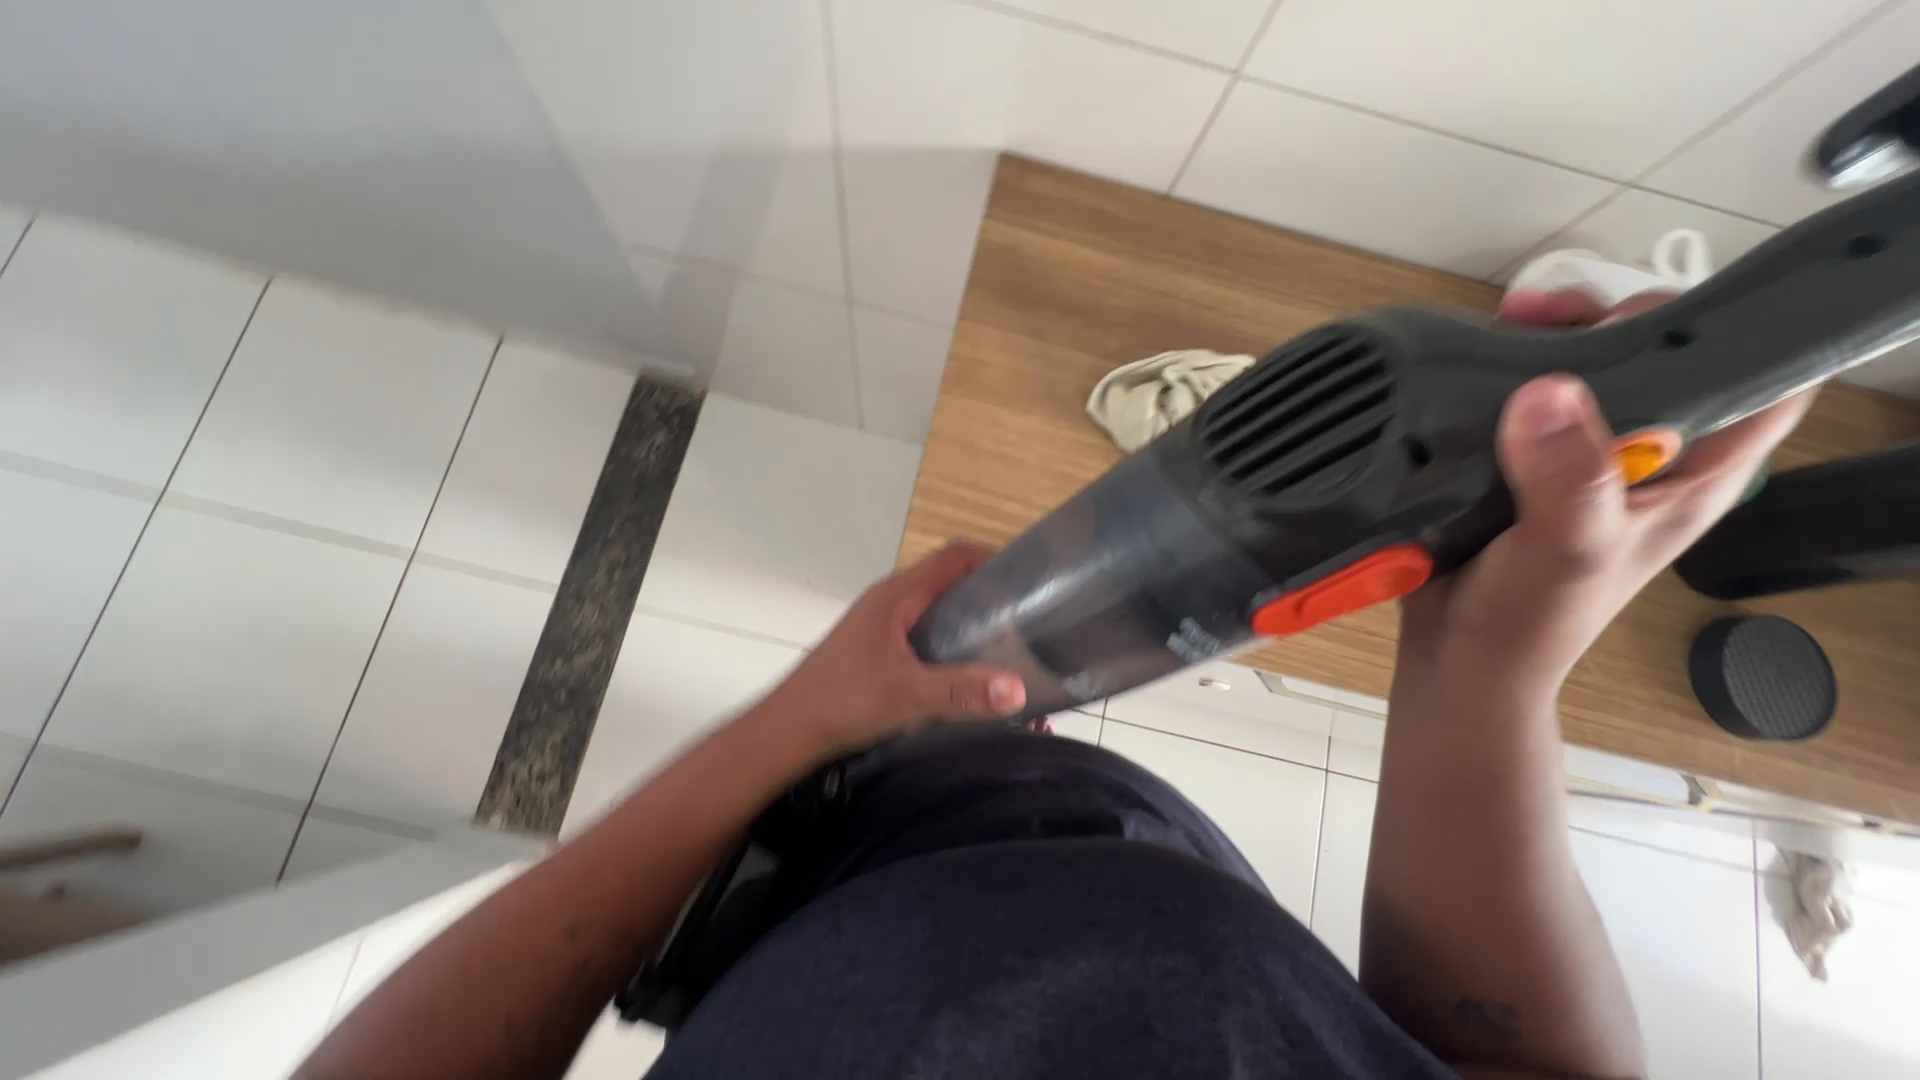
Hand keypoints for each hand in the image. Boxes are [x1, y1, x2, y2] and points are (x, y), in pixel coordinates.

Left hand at [748, 541, 1027, 757]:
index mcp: (896, 595)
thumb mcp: (908, 696)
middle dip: (986, 592)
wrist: (787, 729)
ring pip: (933, 607)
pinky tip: (963, 669)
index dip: (990, 558)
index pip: (952, 557)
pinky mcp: (874, 646)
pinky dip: (947, 638)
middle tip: (1024, 618)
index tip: (1028, 579)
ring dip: (966, 617)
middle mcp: (888, 599)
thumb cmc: (843, 702)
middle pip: (945, 580)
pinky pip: (921, 629)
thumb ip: (963, 692)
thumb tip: (1019, 689)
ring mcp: (879, 622)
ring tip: (1004, 643)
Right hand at [1395, 288, 1815, 700]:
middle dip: (1611, 322)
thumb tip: (1545, 391)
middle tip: (1550, 315)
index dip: (1734, 331)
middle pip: (1659, 357)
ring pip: (1584, 373)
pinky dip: (1498, 373)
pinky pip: (1520, 399)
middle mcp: (1643, 456)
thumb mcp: (1570, 548)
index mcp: (1694, 474)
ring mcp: (1575, 459)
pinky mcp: (1516, 462)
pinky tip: (1469, 363)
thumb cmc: (1532, 617)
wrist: (1456, 652)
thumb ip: (1568, 475)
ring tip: (1505, 324)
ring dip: (1547, 342)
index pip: (1756, 378)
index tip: (1655, 311)